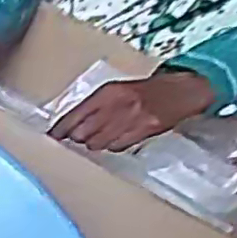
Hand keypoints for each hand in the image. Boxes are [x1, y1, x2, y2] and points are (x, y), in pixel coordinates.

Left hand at [50, 69, 215, 151]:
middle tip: (84, 135)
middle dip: (78, 138)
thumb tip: (61, 128)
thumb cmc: (141, 92)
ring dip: (95, 143)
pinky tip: (119, 138)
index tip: (53, 138)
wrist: (184, 90)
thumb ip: (88, 107)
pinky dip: (113, 146)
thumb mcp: (113, 91)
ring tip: (104, 135)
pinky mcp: (144, 130)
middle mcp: (116, 105)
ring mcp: (131, 119)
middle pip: (80, 134)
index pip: (71, 118)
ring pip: (96, 144)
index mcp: (105, 94)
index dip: (59, 131)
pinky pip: (116, 147)